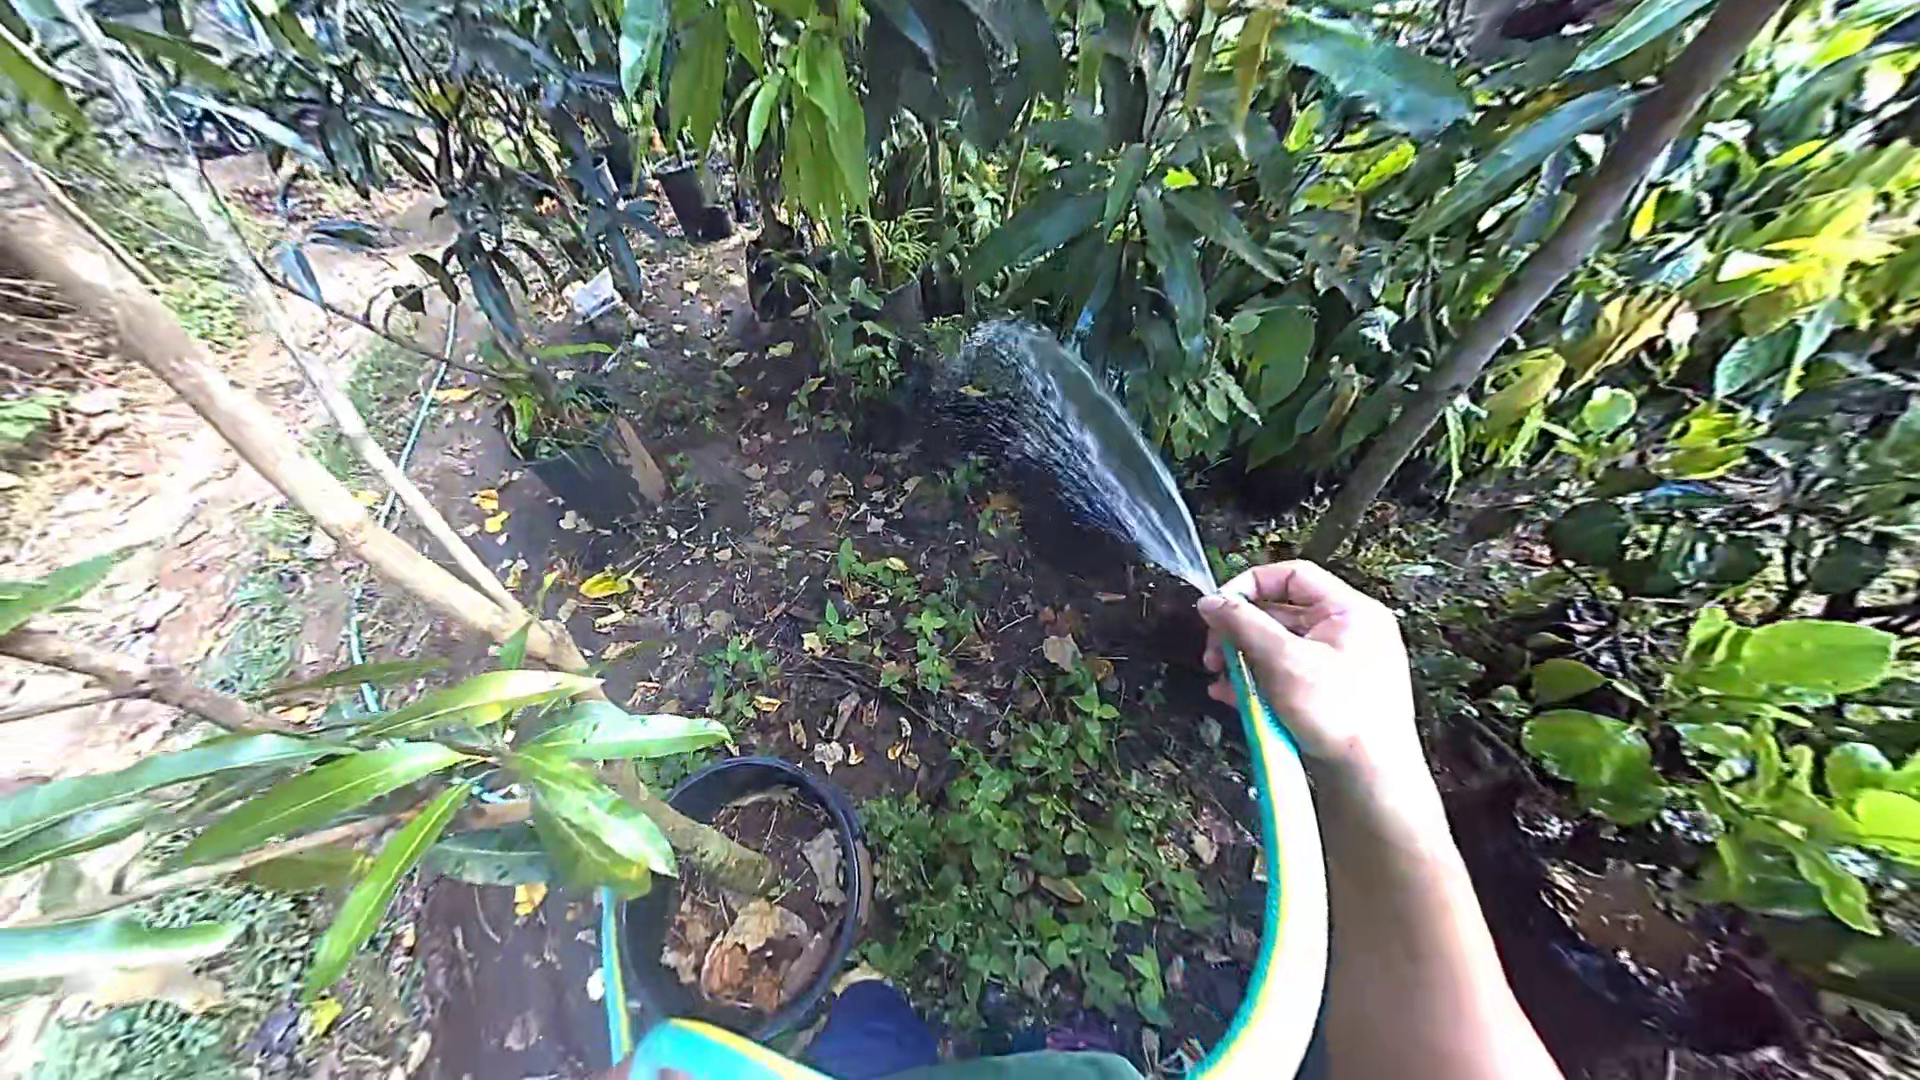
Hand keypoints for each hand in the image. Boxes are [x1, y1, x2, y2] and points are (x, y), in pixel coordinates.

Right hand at [1196, 561, 1434, 816]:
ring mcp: (1337, 662)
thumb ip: (1241, 624)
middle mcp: (1347, 630)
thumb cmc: (1337, 713)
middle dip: (1238, 630)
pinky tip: (1230, 695)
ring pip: (1275, 644)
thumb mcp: (1281, 660)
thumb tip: (1208, 601)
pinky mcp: (1326, 691)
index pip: (1290, 575)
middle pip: (1277, 610)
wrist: (1373, 781)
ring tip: (1219, 677)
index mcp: (1349, 611)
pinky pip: (1282, 671)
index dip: (1248, 586)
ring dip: (1240, 657)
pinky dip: (1254, 679)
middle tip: (1213, 652)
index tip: (1217, 610)